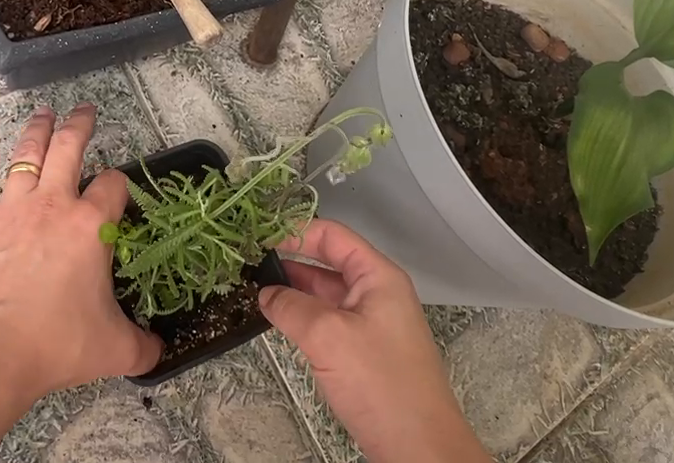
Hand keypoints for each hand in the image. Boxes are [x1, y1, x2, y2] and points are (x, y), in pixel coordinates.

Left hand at [0, 104, 162, 399]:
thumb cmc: (58, 343)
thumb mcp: (114, 348)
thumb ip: (142, 345)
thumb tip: (158, 351)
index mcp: (91, 226)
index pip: (112, 186)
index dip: (119, 185)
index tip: (118, 193)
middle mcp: (53, 205)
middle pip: (69, 149)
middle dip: (80, 126)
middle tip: (85, 110)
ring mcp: (13, 210)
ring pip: (26, 156)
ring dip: (36, 130)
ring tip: (44, 112)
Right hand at [260, 220, 487, 462]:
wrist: (420, 451)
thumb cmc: (383, 385)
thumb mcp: (328, 336)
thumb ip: (291, 307)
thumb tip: (266, 294)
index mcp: (377, 276)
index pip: (332, 235)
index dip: (296, 232)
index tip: (262, 240)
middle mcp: (377, 292)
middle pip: (328, 262)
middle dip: (292, 261)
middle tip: (253, 265)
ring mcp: (373, 323)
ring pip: (327, 293)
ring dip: (295, 291)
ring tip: (259, 291)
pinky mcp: (366, 351)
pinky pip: (330, 321)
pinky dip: (305, 316)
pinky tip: (281, 322)